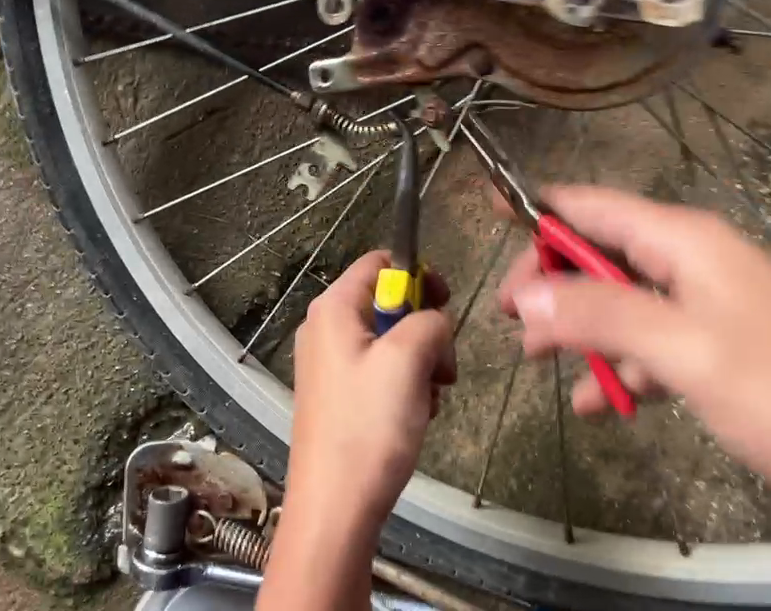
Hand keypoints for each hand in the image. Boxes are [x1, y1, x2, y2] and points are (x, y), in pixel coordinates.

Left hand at [288, 250, 455, 527]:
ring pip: (391, 341)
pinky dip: (405, 387)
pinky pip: (381, 373)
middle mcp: (325, 328)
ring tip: (428, 398)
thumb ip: (428, 320)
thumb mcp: (407, 359)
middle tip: (441, 365)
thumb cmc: (368, 427)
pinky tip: (414, 416)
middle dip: (423, 328)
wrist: (335, 509)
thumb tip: (433, 320)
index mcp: (333, 308)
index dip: (417, 276)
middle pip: (387, 303)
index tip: (444, 305)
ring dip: (419, 363)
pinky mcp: (338, 397)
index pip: (380, 261)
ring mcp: (330, 365)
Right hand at [498, 186, 770, 533]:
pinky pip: (648, 352)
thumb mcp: (688, 348)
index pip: (591, 207)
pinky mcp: (718, 363)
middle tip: (512, 324)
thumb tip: (527, 296)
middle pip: (599, 256)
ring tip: (540, 365)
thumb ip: (601, 315)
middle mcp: (692, 268)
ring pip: (619, 307)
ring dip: (579, 331)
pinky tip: (598, 405)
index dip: (536, 209)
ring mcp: (706, 316)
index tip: (486, 219)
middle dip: (552, 284)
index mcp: (685, 243)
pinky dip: (617, 371)